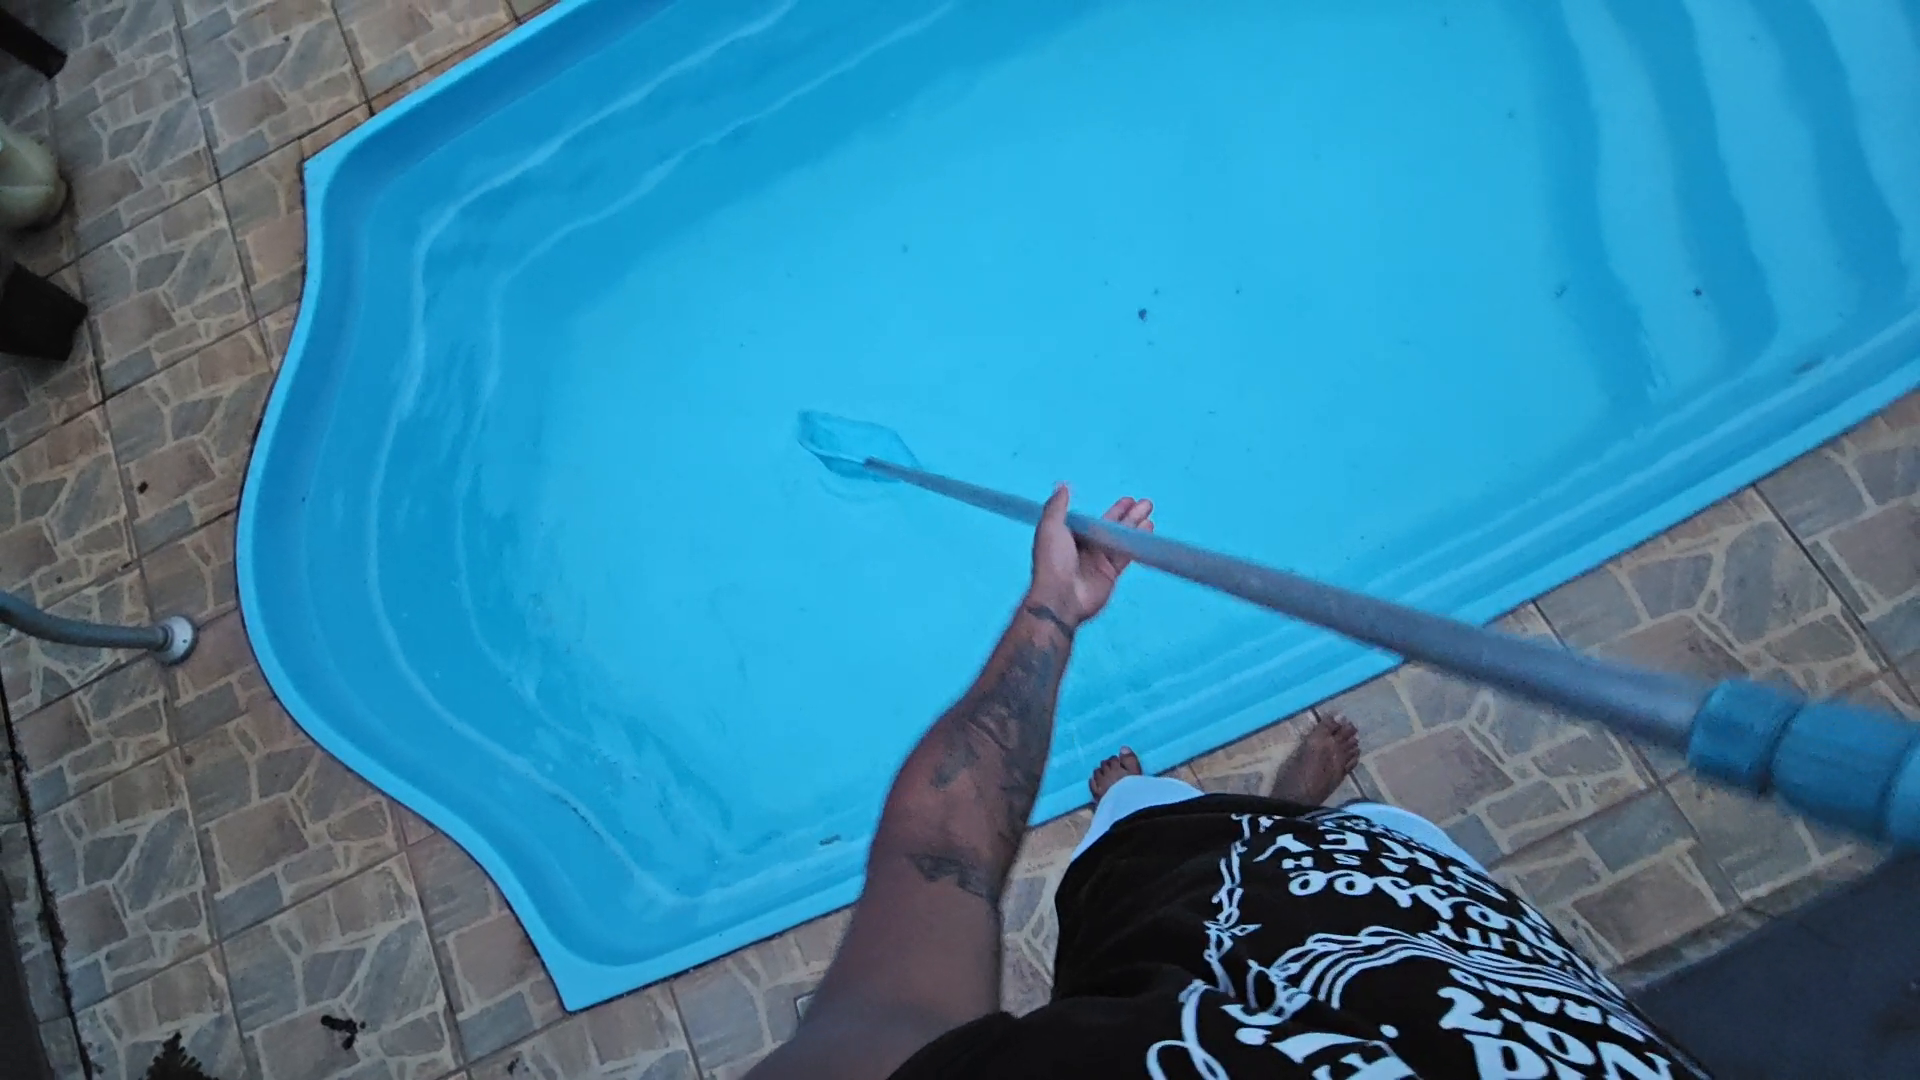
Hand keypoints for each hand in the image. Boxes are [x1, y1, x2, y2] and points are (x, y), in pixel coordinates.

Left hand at [1027, 485, 1154, 628]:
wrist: (1060, 597)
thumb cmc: (1053, 560)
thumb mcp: (1050, 528)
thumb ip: (1057, 506)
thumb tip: (1062, 485)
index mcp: (1069, 536)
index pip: (1093, 519)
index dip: (1111, 511)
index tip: (1127, 500)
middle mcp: (1084, 547)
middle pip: (1110, 527)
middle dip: (1128, 515)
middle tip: (1146, 503)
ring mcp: (1098, 561)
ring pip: (1120, 539)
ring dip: (1135, 526)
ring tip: (1149, 513)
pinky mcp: (1110, 574)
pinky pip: (1126, 555)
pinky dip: (1136, 543)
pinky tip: (1148, 530)